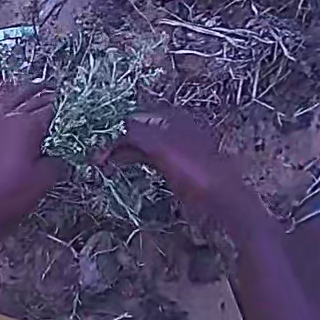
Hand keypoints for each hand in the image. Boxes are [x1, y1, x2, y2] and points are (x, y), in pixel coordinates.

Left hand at [0, 85, 68, 242]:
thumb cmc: (9, 194)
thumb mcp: (42, 181)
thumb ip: (57, 163)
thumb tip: (65, 156)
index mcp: (28, 125)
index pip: (53, 111)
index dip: (67, 110)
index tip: (78, 110)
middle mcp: (9, 117)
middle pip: (33, 101)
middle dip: (50, 98)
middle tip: (63, 98)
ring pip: (10, 98)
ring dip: (25, 92)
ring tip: (38, 86)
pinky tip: (1, 98)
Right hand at [108, 105, 260, 229]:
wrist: (223, 201)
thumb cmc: (193, 169)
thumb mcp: (160, 145)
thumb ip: (134, 133)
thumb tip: (113, 131)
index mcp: (172, 118)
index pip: (133, 118)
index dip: (114, 131)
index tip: (97, 147)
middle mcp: (174, 129)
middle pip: (136, 131)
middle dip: (116, 142)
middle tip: (96, 158)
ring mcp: (177, 149)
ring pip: (141, 145)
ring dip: (122, 152)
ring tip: (103, 165)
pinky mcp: (178, 167)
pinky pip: (149, 158)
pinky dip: (134, 161)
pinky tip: (124, 168)